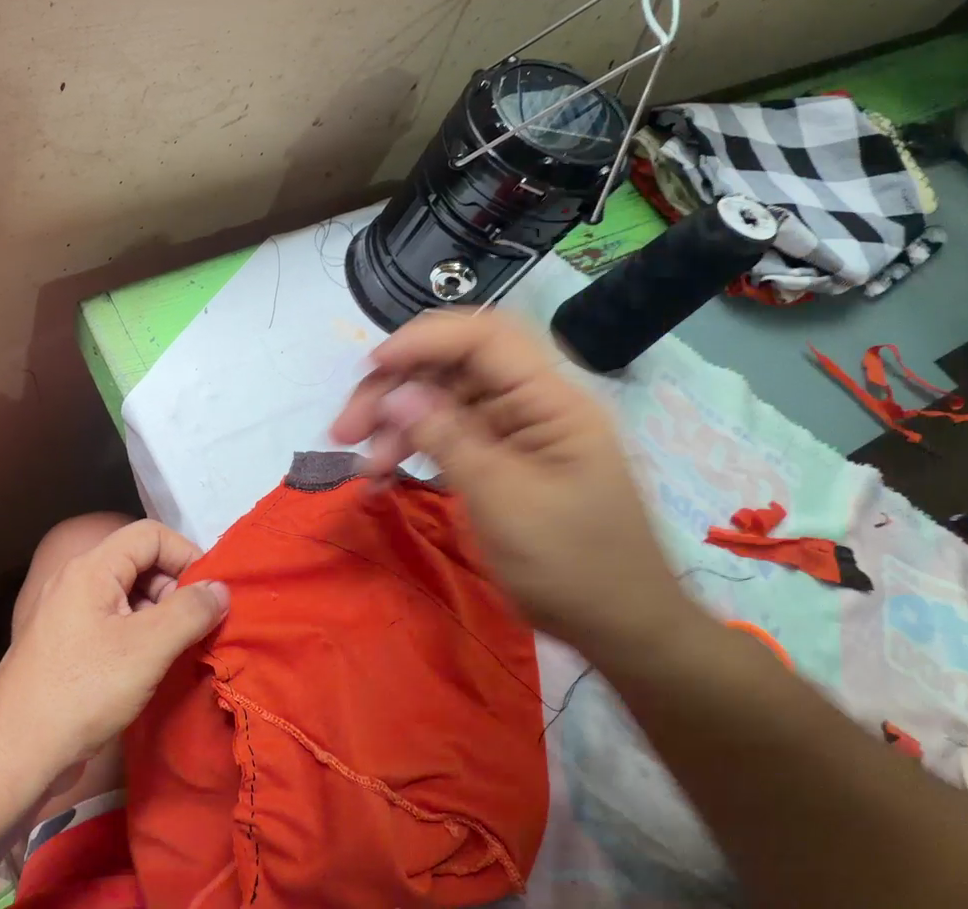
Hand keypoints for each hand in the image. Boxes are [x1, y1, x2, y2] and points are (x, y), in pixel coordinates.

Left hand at [0, 520, 229, 789]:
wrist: (16, 749)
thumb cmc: (84, 691)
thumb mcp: (147, 649)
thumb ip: (189, 612)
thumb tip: (221, 588)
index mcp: (91, 568)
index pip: (150, 534)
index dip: (186, 555)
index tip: (211, 594)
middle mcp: (75, 581)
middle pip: (138, 562)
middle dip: (174, 588)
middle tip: (196, 628)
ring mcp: (66, 614)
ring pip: (126, 595)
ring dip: (159, 616)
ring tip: (178, 651)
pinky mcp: (65, 645)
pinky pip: (111, 623)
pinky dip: (138, 635)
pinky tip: (150, 667)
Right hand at [330, 309, 688, 653]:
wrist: (622, 629)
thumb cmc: (572, 567)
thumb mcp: (503, 502)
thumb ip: (448, 439)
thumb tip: (396, 393)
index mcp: (553, 401)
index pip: (484, 338)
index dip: (423, 340)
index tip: (371, 367)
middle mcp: (534, 404)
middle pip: (453, 367)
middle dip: (395, 389)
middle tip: (345, 431)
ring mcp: (518, 432)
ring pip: (443, 401)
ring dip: (395, 423)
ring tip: (360, 466)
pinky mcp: (503, 459)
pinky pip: (449, 436)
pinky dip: (412, 448)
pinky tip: (381, 475)